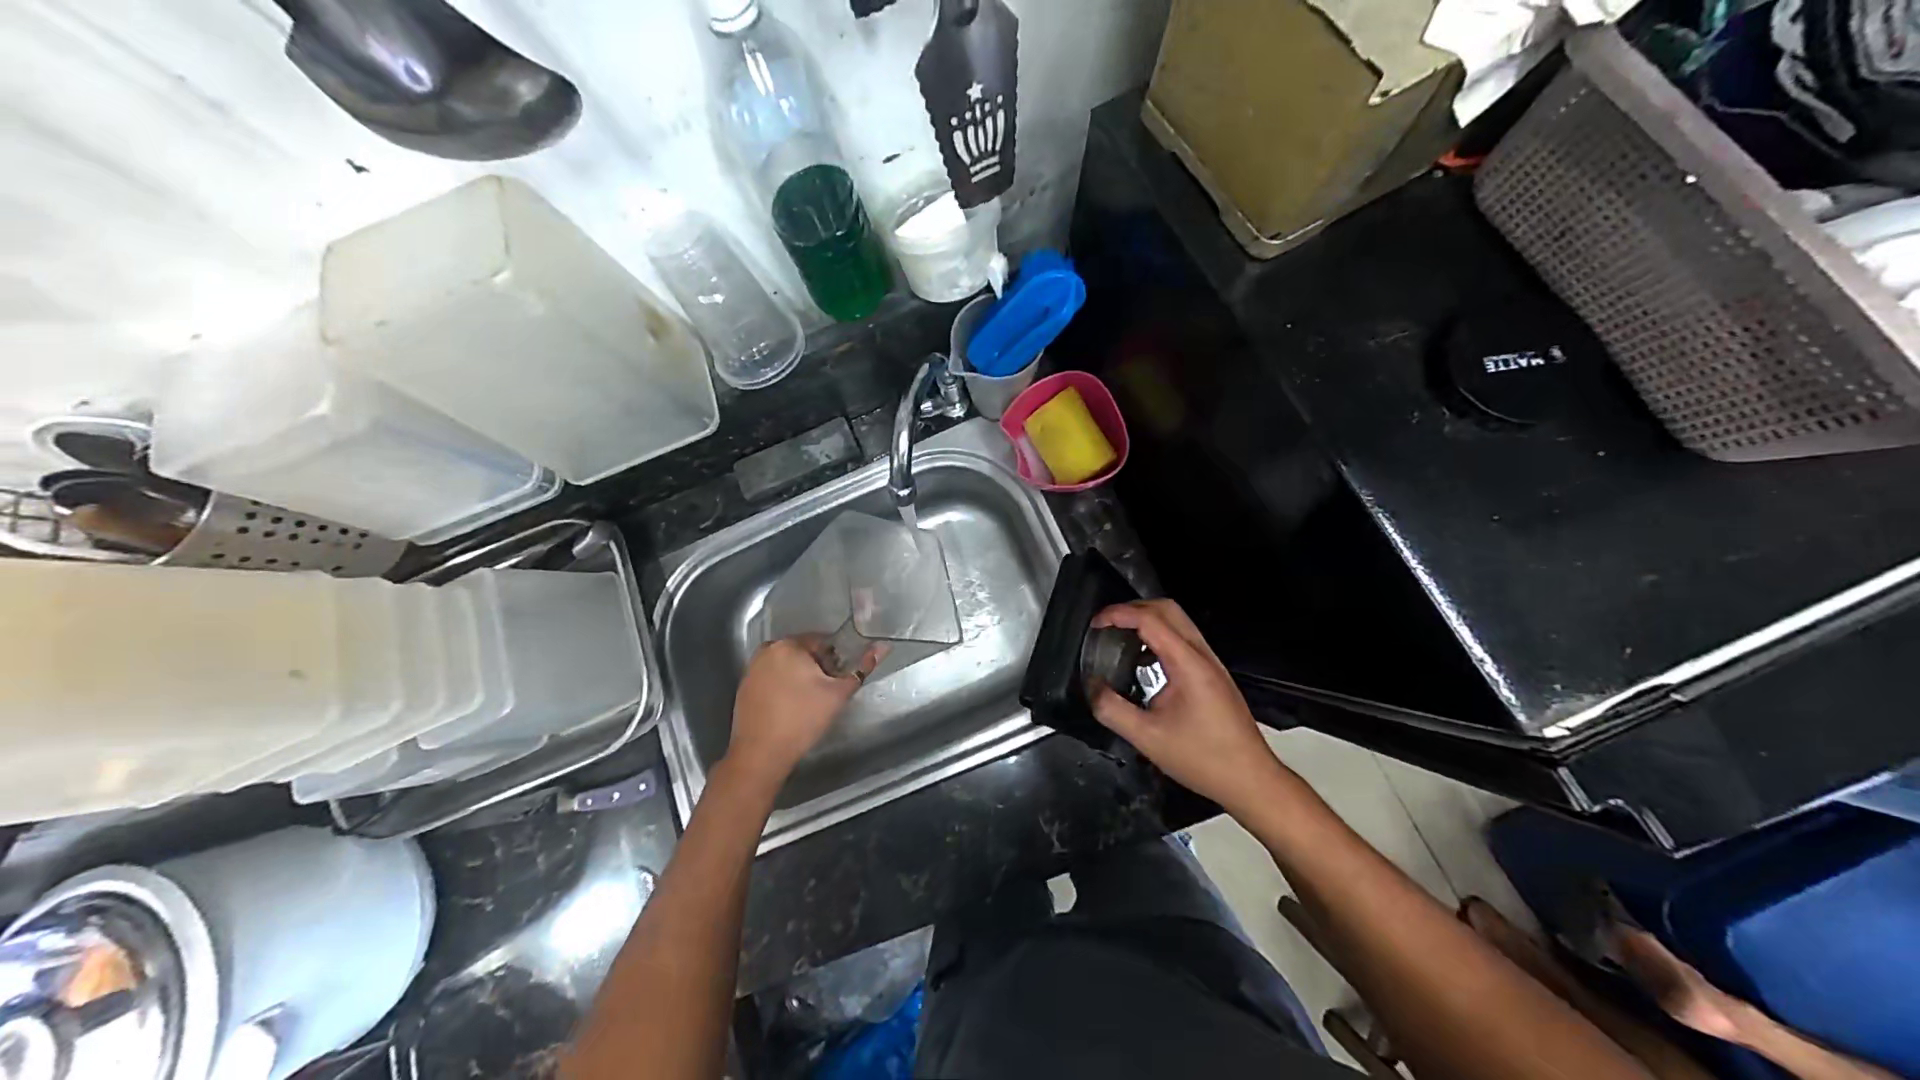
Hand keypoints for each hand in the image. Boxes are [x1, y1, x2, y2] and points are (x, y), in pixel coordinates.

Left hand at [725, 636, 881, 788]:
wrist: (761, 754)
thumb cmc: (803, 720)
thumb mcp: (838, 694)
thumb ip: (862, 668)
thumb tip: (883, 647)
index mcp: (789, 645)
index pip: (822, 641)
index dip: (836, 660)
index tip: (838, 681)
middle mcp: (767, 650)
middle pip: (803, 652)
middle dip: (817, 667)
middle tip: (826, 693)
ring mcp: (752, 668)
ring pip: (787, 665)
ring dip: (800, 677)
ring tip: (809, 702)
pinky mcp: (744, 686)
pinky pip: (771, 678)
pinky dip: (783, 686)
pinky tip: (790, 707)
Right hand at [1089, 599, 1290, 811]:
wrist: (1250, 780)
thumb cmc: (1204, 759)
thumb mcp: (1147, 738)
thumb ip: (1112, 710)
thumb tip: (1092, 687)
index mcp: (1188, 665)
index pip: (1151, 620)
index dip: (1119, 614)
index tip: (1096, 623)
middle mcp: (1203, 657)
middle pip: (1168, 609)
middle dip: (1133, 608)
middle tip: (1107, 623)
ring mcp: (1212, 665)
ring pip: (1179, 622)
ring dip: (1148, 621)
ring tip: (1121, 637)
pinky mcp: (1214, 676)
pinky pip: (1184, 640)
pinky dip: (1160, 637)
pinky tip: (1144, 661)